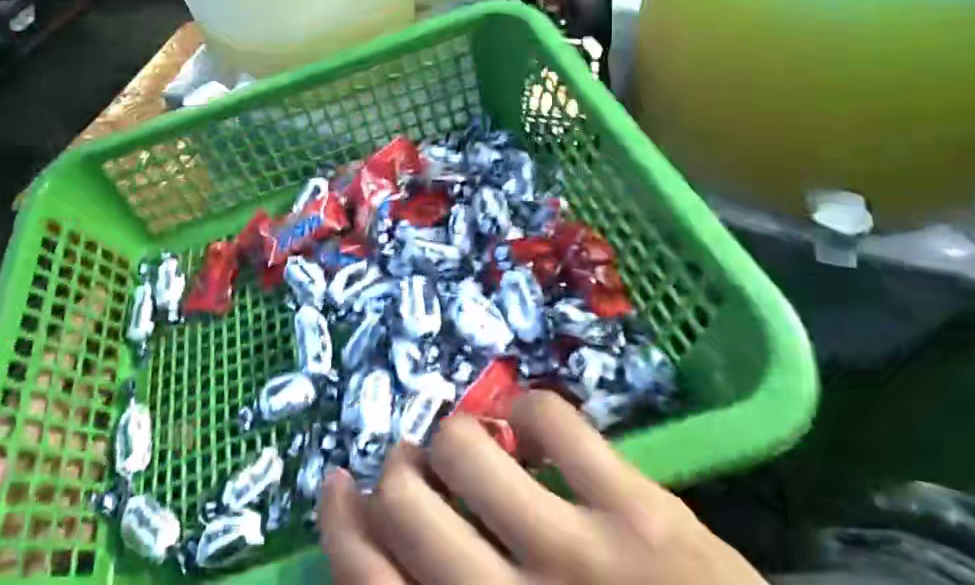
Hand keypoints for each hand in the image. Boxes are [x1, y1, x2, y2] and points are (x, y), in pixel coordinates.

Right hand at [319, 391, 766, 584]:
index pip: (370, 583)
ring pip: (467, 448)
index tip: (337, 486)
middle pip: (406, 503)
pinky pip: (552, 419)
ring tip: (468, 438)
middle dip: (395, 469)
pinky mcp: (637, 510)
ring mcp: (576, 555)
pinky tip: (527, 423)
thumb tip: (394, 547)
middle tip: (409, 461)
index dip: (341, 525)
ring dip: (454, 433)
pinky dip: (527, 408)